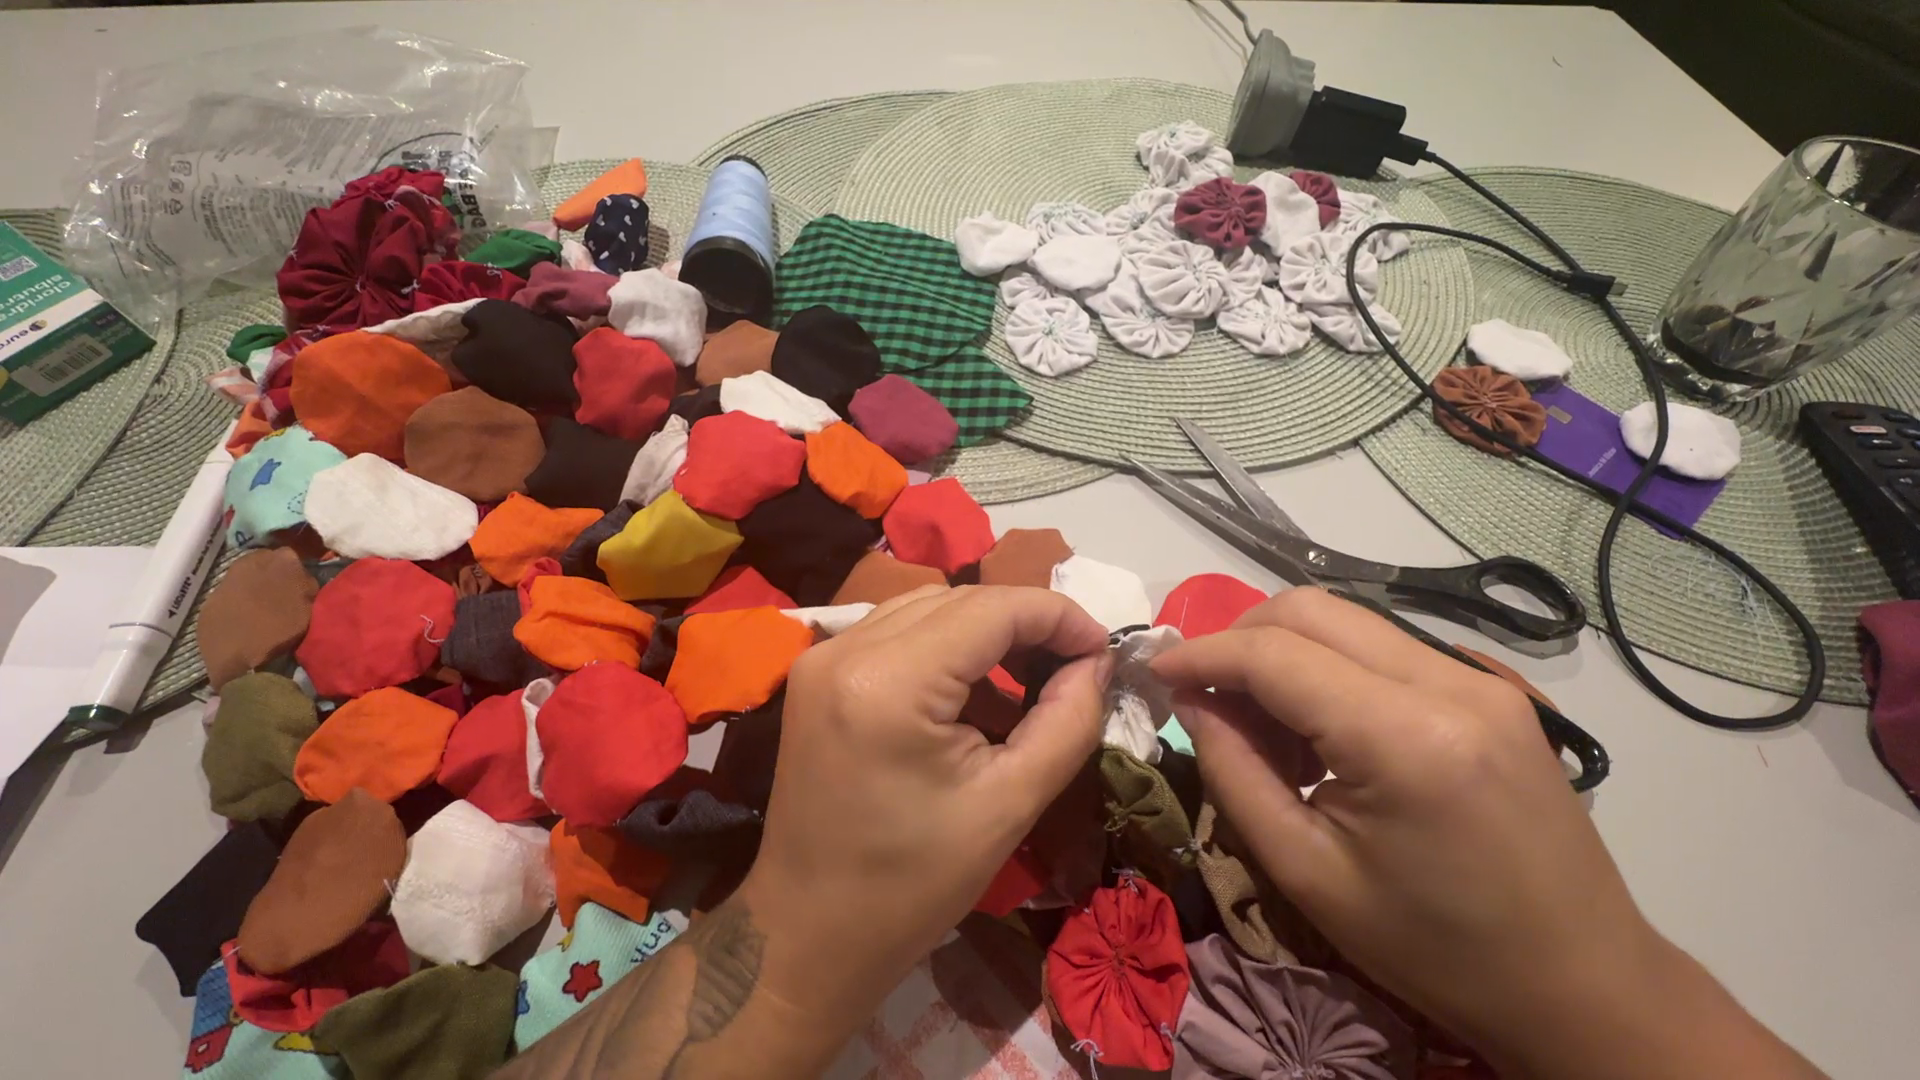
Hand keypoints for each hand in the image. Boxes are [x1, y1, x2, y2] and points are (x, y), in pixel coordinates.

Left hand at [739, 585, 1113, 1030]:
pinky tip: (976, 695)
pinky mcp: (817, 674)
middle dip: (1026, 623)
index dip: (1058, 616)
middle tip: (1076, 666)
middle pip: (959, 600)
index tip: (1104, 651)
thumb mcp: (1008, 805)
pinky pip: (897, 633)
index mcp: (889, 680)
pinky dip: (946, 648)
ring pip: (928, 608)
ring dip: (986, 632)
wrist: (809, 931)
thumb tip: (1097, 665)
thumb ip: (1066, 723)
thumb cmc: (911, 883)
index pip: (992, 608)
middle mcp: (847, 648)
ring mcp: (823, 656)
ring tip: (1032, 679)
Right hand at [1149, 587, 1796, 1078]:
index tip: (1153, 673)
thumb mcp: (1306, 872)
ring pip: (1345, 619)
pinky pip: (1382, 646)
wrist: (1583, 986)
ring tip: (1260, 723)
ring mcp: (1479, 679)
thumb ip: (1234, 771)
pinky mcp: (1491, 689)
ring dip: (1281, 651)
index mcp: (1403, 737)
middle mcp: (1448, 682)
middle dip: (1237, 638)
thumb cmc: (1433, 948)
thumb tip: (1191, 701)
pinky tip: (1318, 727)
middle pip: (1309, 610)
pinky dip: (1327, 666)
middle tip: (1202, 695)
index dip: (1201, 655)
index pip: (1274, 654)